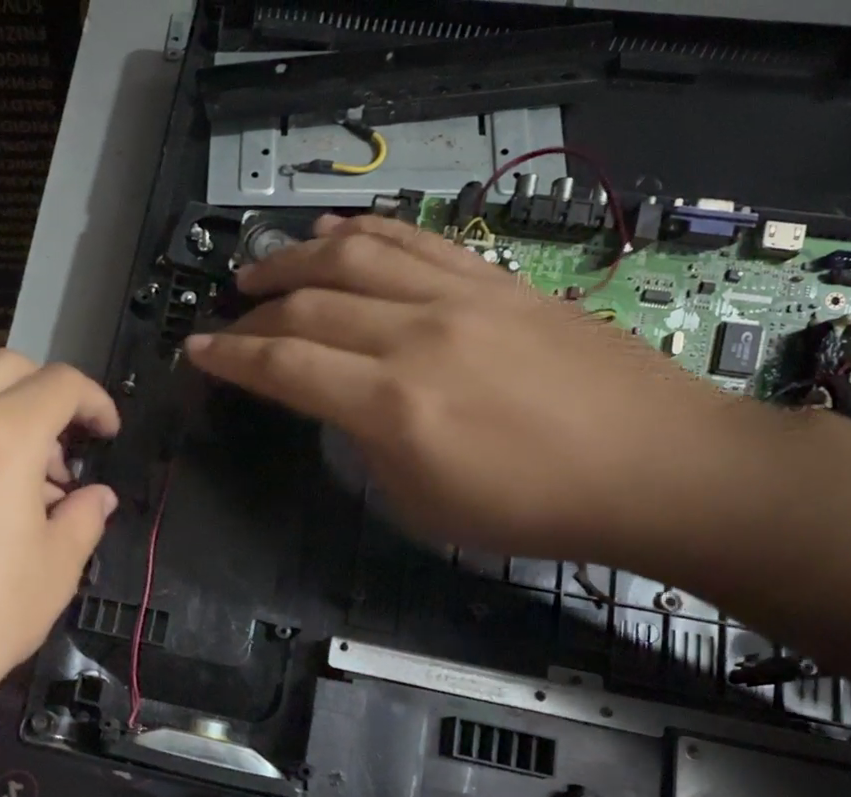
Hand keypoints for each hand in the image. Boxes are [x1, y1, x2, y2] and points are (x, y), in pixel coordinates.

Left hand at [0, 351, 119, 772]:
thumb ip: (84, 516)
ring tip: (25, 486)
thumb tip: (96, 496)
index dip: (96, 402)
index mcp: (1, 433)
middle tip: (65, 449)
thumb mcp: (56, 568)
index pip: (60, 384)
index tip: (107, 434)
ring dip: (4, 417)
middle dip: (47, 395)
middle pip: (7, 369)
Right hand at [185, 213, 764, 563]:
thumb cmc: (532, 510)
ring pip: (355, 255)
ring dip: (294, 256)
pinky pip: (417, 240)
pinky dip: (365, 232)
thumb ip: (367, 447)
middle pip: (309, 304)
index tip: (195, 350)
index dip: (229, 356)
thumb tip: (342, 405)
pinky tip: (335, 232)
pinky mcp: (497, 280)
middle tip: (226, 316)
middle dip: (253, 308)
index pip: (284, 365)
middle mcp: (416, 336)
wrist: (655, 468)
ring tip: (260, 263)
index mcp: (391, 406)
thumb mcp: (421, 505)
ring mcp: (460, 298)